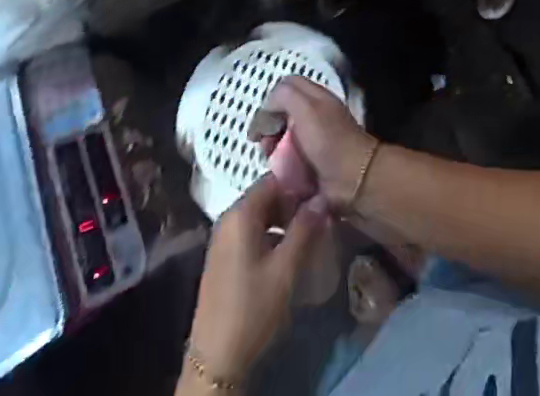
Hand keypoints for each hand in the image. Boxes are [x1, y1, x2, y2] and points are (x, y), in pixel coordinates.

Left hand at [185, 177, 329, 385]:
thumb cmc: (253, 308)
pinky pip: (250, 233)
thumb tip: (322, 198)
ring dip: (283, 220)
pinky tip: (288, 253)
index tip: (323, 193)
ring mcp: (222, 240)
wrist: (216, 360)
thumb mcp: (286, 269)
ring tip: (310, 234)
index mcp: (240, 214)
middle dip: (293, 203)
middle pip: (265, 197)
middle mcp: (227, 219)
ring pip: (259, 216)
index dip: (299, 183)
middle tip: (320, 216)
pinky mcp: (223, 259)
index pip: (273, 180)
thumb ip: (305, 229)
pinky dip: (270, 235)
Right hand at [264, 77, 377, 209]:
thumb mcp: (306, 108)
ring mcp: (315, 138)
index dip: (270, 101)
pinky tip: (279, 171)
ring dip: (273, 146)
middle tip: (265, 143)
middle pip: (282, 112)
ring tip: (270, 159)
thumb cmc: (328, 141)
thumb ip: (284, 96)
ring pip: (284, 135)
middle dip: (269, 127)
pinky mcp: (314, 160)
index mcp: (316, 97)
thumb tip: (267, 108)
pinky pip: (290, 156)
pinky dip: (281, 162)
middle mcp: (316, 114)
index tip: (261, 123)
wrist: (353, 180)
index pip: (285, 88)